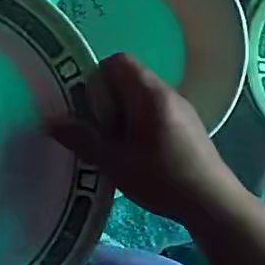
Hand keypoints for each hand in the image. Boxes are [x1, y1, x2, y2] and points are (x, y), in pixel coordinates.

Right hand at [48, 53, 245, 225]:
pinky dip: (139, 126)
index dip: (95, 78)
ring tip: (114, 148)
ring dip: (122, 116)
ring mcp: (181, 109)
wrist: (213, 203)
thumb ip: (82, 139)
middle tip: (95, 132)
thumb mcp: (114, 162)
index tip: (86, 108)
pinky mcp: (188, 127)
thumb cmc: (162, 178)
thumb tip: (51, 120)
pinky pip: (155, 113)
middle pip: (128, 79)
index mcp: (149, 93)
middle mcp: (167, 93)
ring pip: (141, 99)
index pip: (117, 62)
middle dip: (106, 101)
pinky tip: (137, 157)